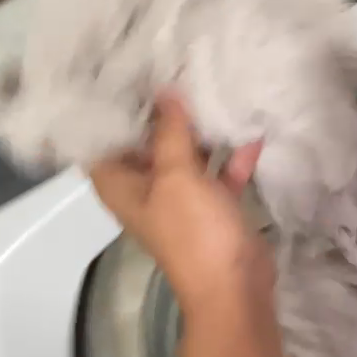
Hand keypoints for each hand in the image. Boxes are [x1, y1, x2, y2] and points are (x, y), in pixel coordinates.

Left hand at [88, 94, 270, 315]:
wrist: (234, 285)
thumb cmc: (194, 231)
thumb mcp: (177, 177)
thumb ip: (170, 133)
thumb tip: (166, 92)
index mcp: (121, 184)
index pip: (105, 138)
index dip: (114, 108)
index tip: (130, 73)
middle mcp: (146, 189)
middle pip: (148, 143)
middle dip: (164, 113)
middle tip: (179, 71)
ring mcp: (183, 199)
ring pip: (187, 157)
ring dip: (201, 133)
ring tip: (214, 92)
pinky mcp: (216, 207)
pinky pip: (221, 175)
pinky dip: (233, 158)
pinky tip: (252, 136)